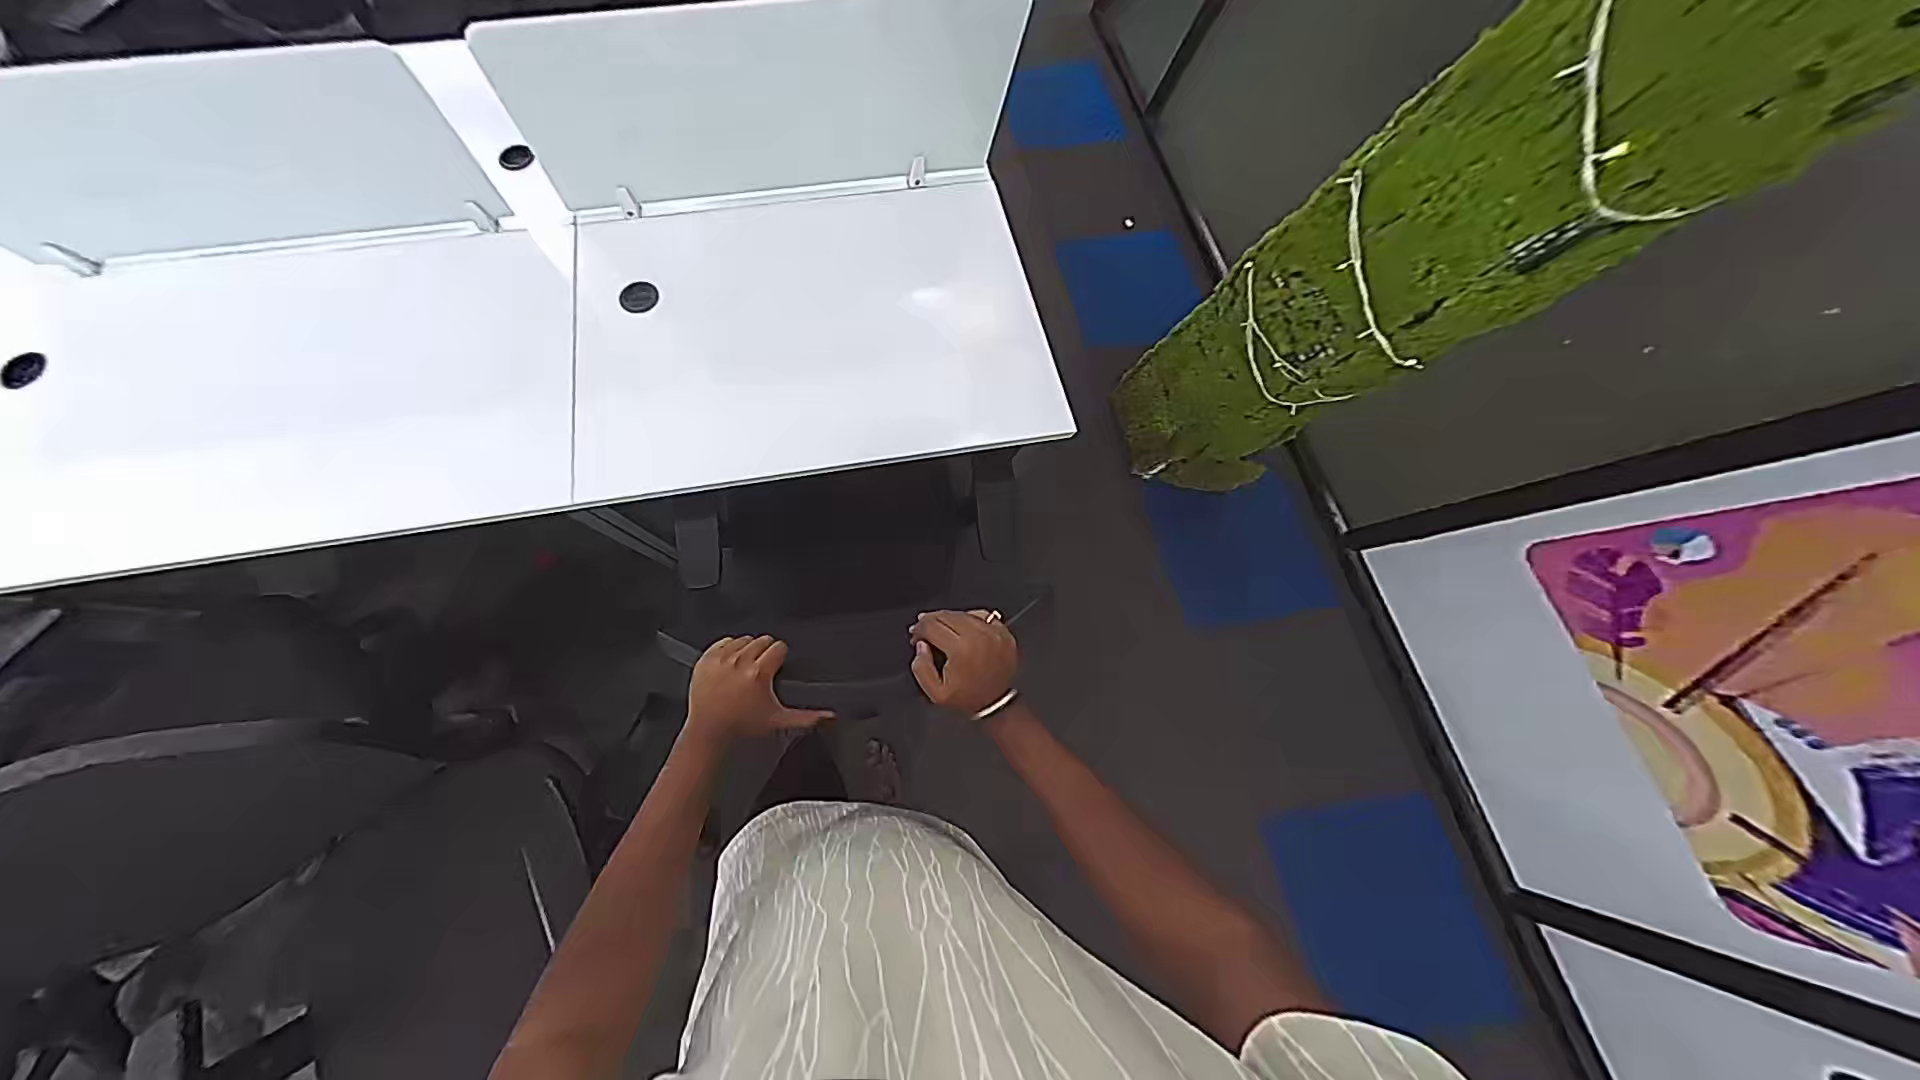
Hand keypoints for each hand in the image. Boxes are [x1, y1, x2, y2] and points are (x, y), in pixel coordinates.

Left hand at [686, 636, 832, 744]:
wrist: (708, 734)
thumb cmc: (739, 729)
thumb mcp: (778, 722)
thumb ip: (808, 717)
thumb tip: (829, 716)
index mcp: (759, 672)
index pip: (779, 646)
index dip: (781, 656)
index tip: (777, 665)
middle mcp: (739, 662)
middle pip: (762, 640)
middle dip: (765, 651)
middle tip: (763, 668)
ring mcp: (720, 660)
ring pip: (742, 639)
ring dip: (747, 649)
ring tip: (746, 667)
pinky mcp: (705, 661)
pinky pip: (722, 642)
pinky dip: (728, 649)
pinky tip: (730, 662)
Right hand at [910, 610, 1017, 714]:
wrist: (995, 703)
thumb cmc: (967, 698)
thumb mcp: (935, 693)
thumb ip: (921, 668)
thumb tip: (921, 645)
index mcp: (961, 650)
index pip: (932, 626)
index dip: (918, 629)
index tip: (915, 636)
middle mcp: (979, 637)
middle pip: (946, 615)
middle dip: (930, 620)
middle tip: (923, 630)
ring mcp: (993, 633)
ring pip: (963, 613)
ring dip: (948, 618)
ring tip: (940, 628)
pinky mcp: (1003, 633)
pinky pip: (982, 615)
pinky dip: (969, 618)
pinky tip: (962, 627)